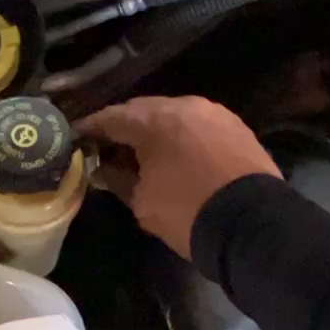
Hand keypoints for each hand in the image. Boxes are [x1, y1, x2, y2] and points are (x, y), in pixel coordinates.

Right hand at [77, 96, 280, 258]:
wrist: (251, 224)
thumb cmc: (187, 213)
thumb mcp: (143, 204)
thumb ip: (118, 181)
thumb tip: (103, 170)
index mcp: (154, 121)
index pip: (111, 118)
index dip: (91, 129)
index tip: (77, 139)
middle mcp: (184, 106)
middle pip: (143, 111)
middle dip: (124, 128)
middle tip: (107, 147)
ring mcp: (214, 114)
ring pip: (173, 116)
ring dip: (154, 132)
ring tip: (141, 153)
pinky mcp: (236, 127)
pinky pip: (197, 126)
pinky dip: (181, 137)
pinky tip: (175, 156)